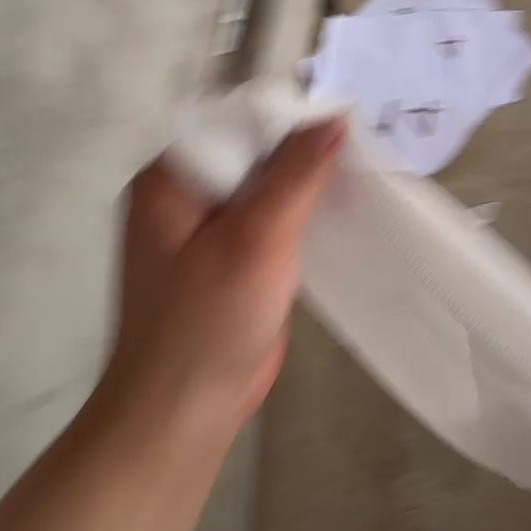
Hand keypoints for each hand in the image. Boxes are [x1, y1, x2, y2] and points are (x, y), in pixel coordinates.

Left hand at [96, 118, 345, 442]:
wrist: (183, 414)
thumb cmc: (208, 320)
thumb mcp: (257, 237)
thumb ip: (296, 173)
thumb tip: (335, 115)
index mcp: (169, 180)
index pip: (233, 123)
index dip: (288, 118)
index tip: (343, 120)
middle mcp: (182, 196)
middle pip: (251, 152)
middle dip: (303, 150)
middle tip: (361, 144)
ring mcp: (206, 230)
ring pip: (265, 186)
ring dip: (307, 181)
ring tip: (361, 171)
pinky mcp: (231, 259)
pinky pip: (270, 218)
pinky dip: (302, 212)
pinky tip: (341, 210)